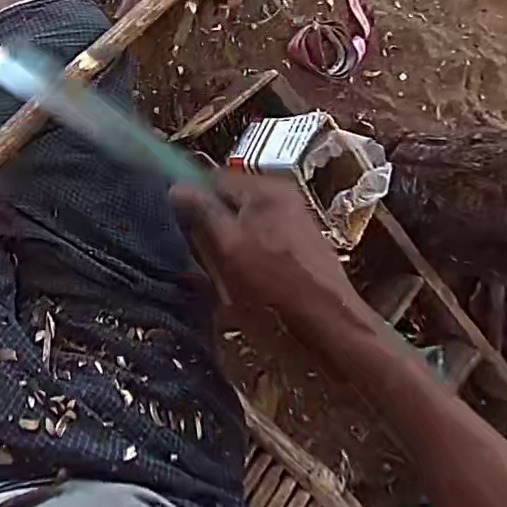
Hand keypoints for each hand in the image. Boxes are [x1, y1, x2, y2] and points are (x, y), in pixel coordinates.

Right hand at [170, 169, 379, 350]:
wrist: (330, 327)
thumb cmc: (275, 288)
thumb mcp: (228, 248)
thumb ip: (201, 213)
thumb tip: (176, 187)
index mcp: (266, 187)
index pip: (214, 179)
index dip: (194, 202)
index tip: (183, 231)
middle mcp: (283, 196)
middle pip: (230, 203)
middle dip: (213, 229)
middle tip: (207, 261)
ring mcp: (295, 220)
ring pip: (244, 226)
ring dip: (229, 249)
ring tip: (228, 279)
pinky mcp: (300, 246)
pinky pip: (261, 242)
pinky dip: (248, 259)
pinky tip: (249, 287)